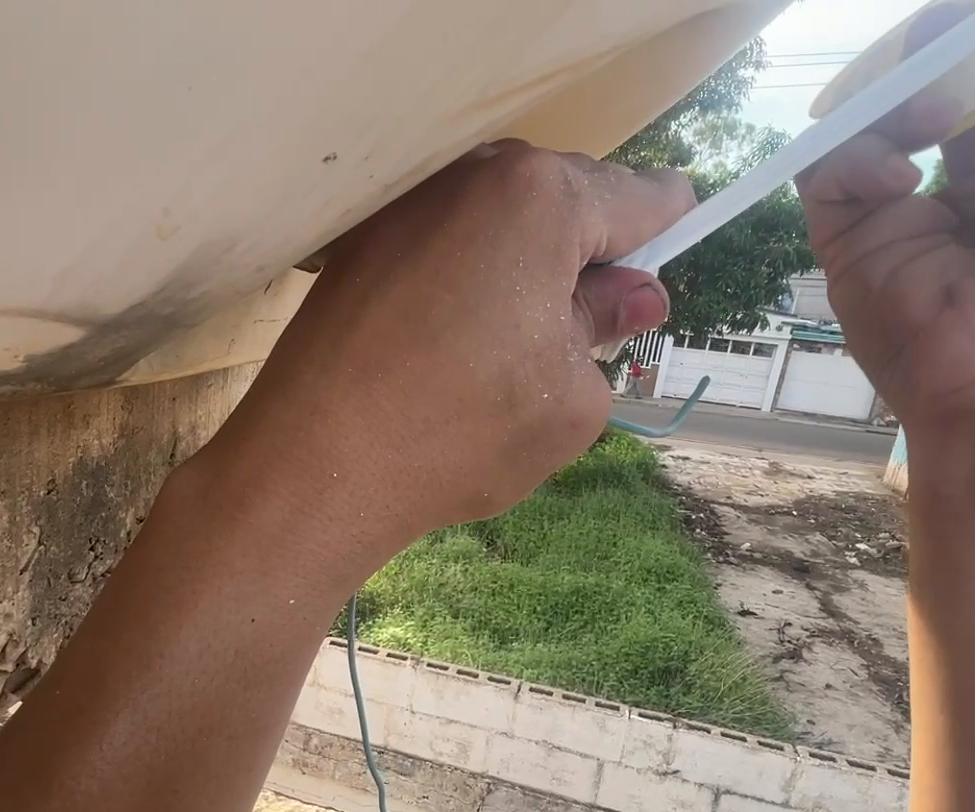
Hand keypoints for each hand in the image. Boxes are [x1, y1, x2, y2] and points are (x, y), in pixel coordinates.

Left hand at [190, 142, 693, 572]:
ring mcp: (402, 208)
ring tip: (499, 363)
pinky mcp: (357, 248)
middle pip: (564, 206)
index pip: (642, 199)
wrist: (315, 468)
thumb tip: (631, 297)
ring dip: (520, 280)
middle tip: (569, 348)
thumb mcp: (571, 400)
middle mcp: (467, 179)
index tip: (642, 301)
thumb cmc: (459, 435)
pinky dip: (462, 290)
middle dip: (582, 267)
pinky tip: (445, 355)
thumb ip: (608, 332)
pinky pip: (442, 252)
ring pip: (498, 230)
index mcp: (539, 198)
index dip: (659, 250)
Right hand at [797, 0, 974, 430]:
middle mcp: (962, 198)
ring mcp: (898, 225)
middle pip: (925, 101)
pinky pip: (827, 180)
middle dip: (932, 58)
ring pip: (866, 132)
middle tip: (939, 38)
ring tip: (929, 112)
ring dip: (893, 103)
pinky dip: (853, 160)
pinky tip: (898, 180)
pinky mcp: (848, 250)